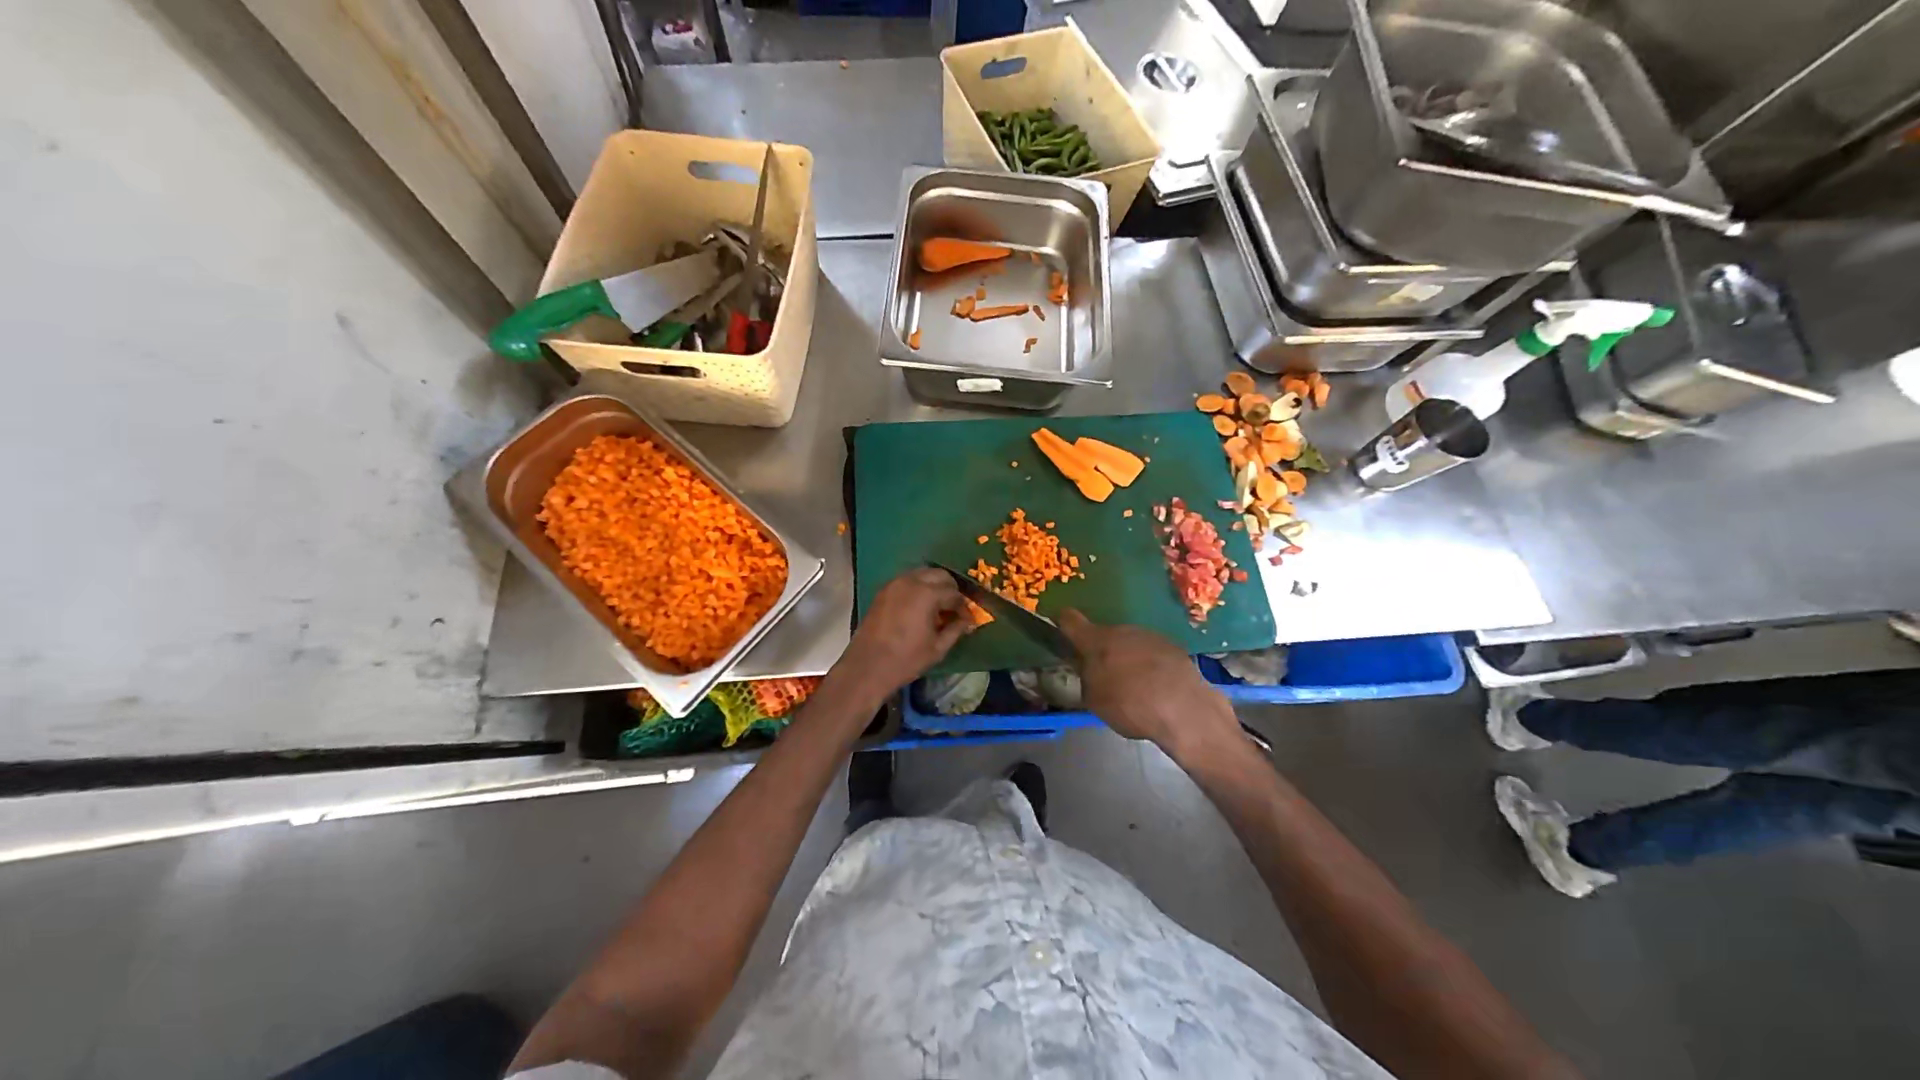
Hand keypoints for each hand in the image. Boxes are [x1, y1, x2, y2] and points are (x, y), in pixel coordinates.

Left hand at [836, 568, 973, 701]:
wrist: (867, 666)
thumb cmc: (906, 659)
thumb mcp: (938, 648)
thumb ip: (955, 629)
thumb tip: (966, 621)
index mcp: (927, 594)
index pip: (954, 593)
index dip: (963, 607)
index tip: (967, 620)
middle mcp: (911, 581)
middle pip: (939, 575)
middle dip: (950, 590)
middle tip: (954, 609)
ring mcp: (894, 584)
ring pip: (922, 574)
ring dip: (933, 586)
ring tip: (937, 608)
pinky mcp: (883, 591)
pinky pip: (907, 581)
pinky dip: (917, 588)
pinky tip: (919, 608)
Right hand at [1058, 609, 1240, 762]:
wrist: (1184, 708)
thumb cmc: (1130, 704)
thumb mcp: (1094, 700)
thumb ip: (1086, 679)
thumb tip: (1089, 670)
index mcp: (1095, 641)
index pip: (1070, 620)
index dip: (1062, 622)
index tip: (1058, 626)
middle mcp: (1121, 630)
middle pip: (1104, 635)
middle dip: (1101, 651)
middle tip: (1104, 676)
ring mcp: (1149, 635)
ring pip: (1129, 643)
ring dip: (1127, 657)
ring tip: (1134, 686)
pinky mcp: (1173, 646)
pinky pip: (1151, 652)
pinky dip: (1149, 664)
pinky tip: (1155, 687)